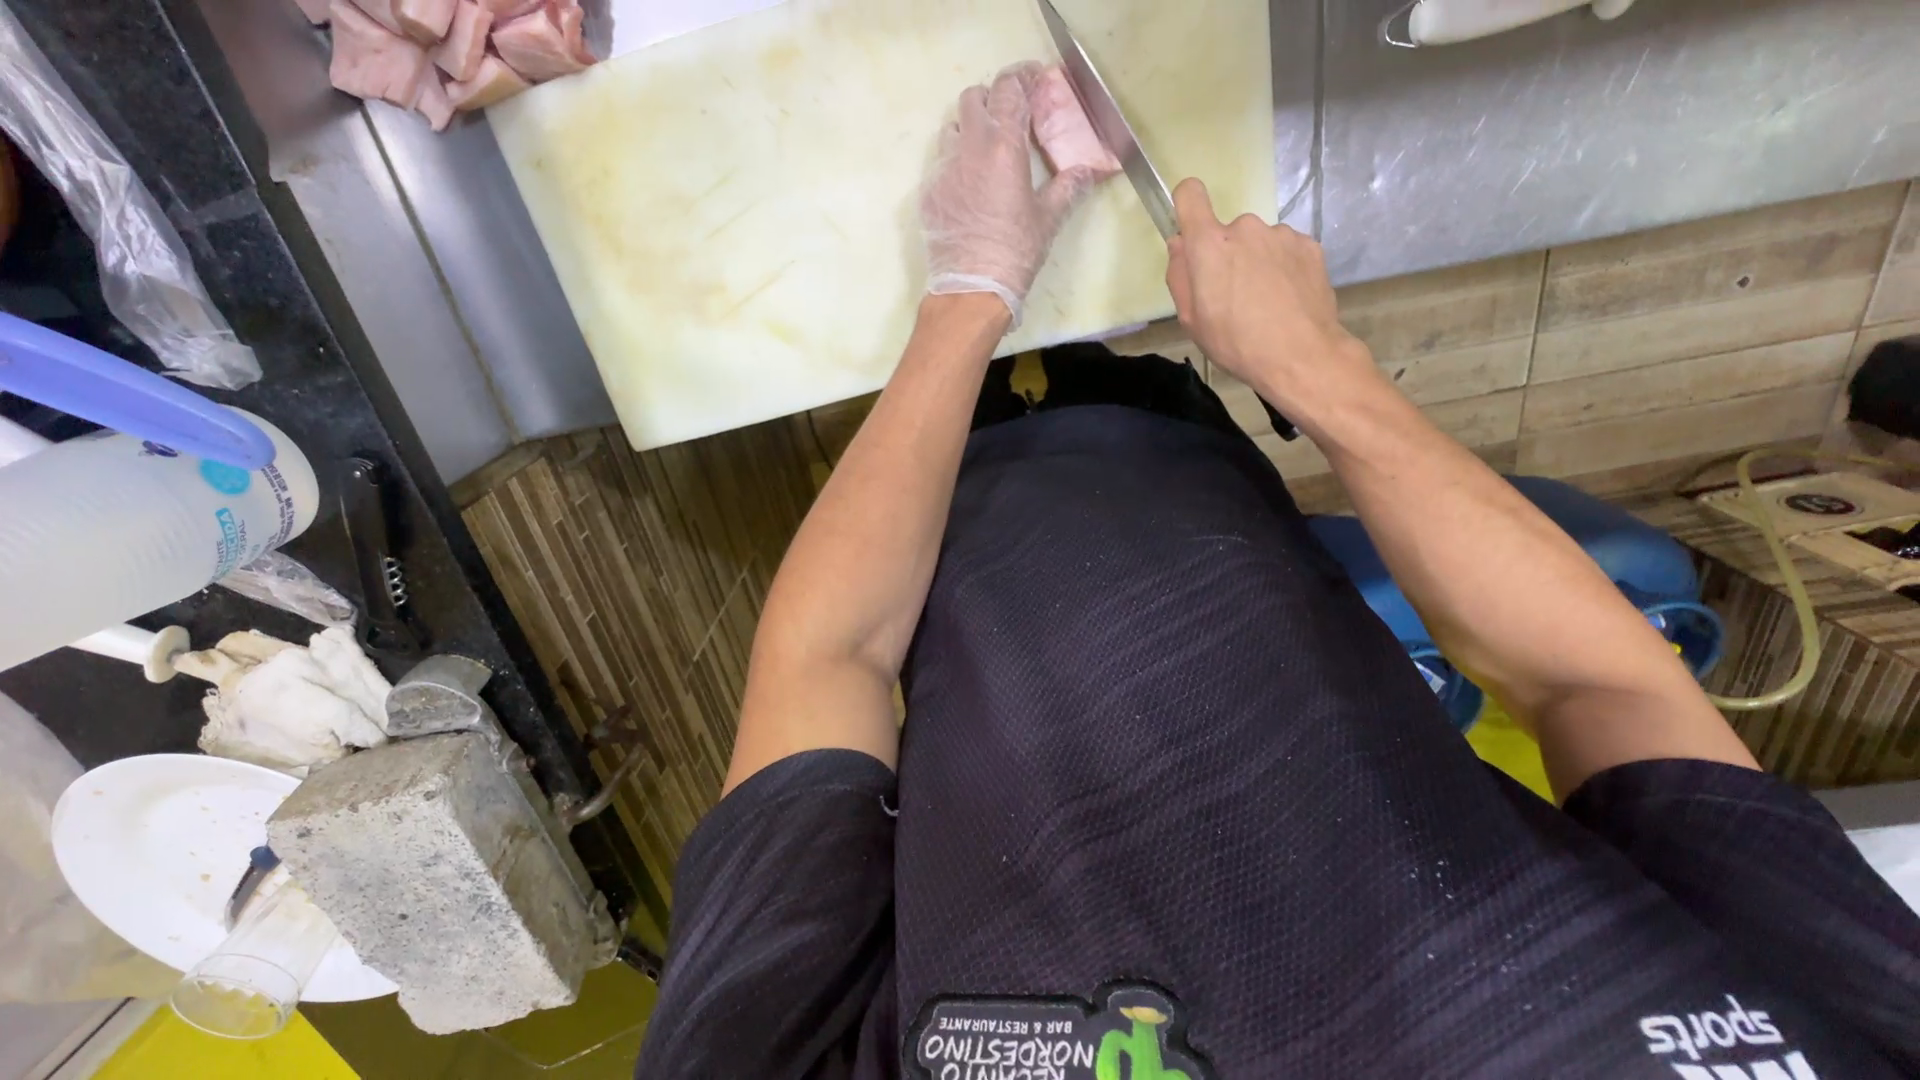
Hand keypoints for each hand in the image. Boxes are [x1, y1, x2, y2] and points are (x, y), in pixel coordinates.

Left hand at [922, 63, 1116, 328]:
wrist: (971, 290)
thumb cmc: (1014, 253)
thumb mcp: (1048, 219)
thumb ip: (1067, 187)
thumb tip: (1087, 172)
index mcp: (1003, 146)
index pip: (1009, 89)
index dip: (1022, 77)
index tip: (1033, 80)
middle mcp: (968, 148)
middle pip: (973, 98)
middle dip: (992, 100)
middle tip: (1010, 117)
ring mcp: (942, 169)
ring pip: (953, 128)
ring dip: (971, 129)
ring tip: (987, 152)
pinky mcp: (928, 193)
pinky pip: (941, 164)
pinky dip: (957, 164)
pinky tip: (970, 188)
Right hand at [1165, 178, 1377, 421]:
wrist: (1301, 356)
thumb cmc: (1236, 343)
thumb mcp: (1191, 320)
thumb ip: (1180, 275)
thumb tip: (1180, 245)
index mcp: (1210, 245)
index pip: (1190, 195)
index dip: (1187, 205)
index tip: (1192, 229)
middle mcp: (1246, 228)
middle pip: (1228, 231)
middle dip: (1228, 255)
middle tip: (1234, 295)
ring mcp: (1281, 234)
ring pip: (1259, 242)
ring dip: (1257, 261)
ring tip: (1266, 300)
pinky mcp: (1309, 245)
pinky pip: (1285, 250)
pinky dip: (1283, 267)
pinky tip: (1287, 298)